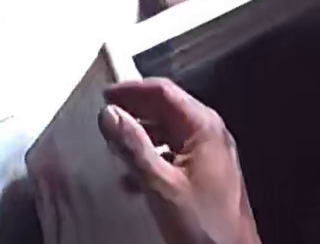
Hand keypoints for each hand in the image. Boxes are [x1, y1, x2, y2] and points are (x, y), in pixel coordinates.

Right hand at [98, 79, 259, 243]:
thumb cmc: (206, 231)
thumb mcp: (162, 187)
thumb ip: (134, 148)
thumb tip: (111, 115)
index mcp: (204, 126)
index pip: (163, 91)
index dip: (132, 90)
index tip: (107, 96)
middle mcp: (211, 132)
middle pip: (167, 108)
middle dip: (135, 111)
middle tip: (108, 117)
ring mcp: (212, 153)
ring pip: (170, 131)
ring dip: (142, 136)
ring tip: (116, 146)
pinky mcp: (209, 175)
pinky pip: (176, 153)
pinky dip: (154, 156)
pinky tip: (135, 176)